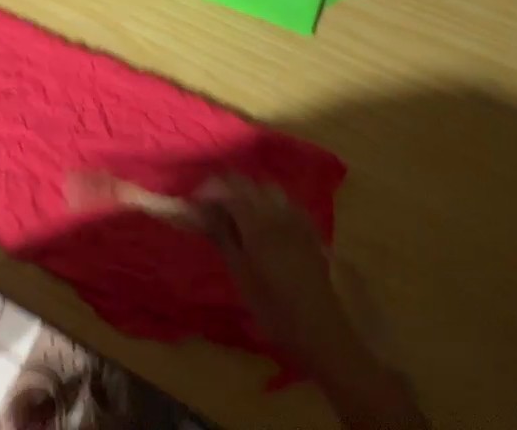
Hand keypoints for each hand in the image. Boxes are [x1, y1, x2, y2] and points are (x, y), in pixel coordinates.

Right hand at [194, 176, 347, 359]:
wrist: (322, 332)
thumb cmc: (274, 310)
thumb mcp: (240, 275)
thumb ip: (221, 236)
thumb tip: (199, 211)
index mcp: (259, 225)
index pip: (229, 189)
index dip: (208, 190)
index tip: (194, 203)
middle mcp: (280, 215)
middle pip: (249, 183)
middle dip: (227, 188)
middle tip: (211, 208)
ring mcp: (298, 221)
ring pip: (270, 189)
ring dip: (249, 193)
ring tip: (236, 213)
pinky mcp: (311, 231)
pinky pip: (287, 203)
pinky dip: (270, 203)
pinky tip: (264, 222)